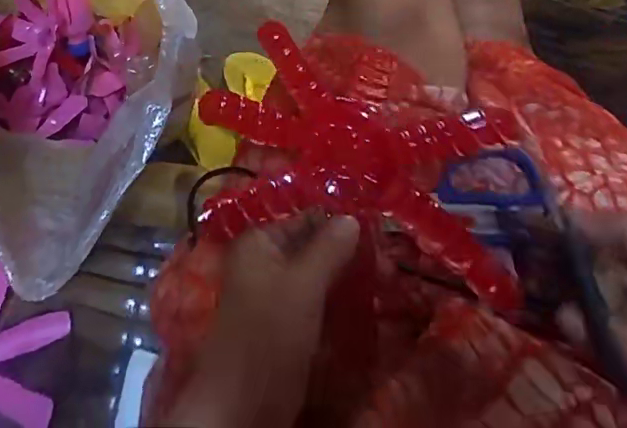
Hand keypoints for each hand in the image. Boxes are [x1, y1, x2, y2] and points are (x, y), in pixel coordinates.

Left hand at [166, 213, 360, 427]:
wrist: (241, 408)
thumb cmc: (269, 335)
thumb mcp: (303, 286)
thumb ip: (328, 249)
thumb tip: (351, 217)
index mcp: (258, 242)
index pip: (304, 219)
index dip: (338, 224)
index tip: (377, 232)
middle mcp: (261, 262)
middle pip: (308, 248)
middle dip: (343, 254)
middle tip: (385, 260)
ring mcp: (269, 295)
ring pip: (312, 278)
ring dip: (341, 280)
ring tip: (381, 281)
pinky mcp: (280, 326)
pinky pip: (310, 303)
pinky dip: (331, 303)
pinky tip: (360, 308)